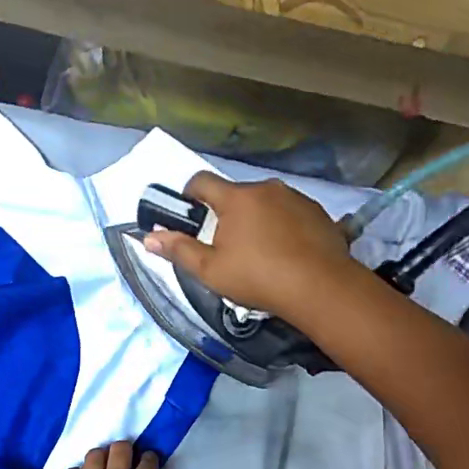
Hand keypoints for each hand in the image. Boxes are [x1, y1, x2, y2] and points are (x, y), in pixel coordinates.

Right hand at [142, 171, 363, 324]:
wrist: (319, 286)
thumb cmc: (257, 277)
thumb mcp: (210, 271)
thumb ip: (179, 250)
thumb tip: (149, 237)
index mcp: (235, 198)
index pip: (202, 181)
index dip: (189, 194)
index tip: (188, 212)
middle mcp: (266, 188)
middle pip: (236, 195)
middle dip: (226, 214)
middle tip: (225, 247)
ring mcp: (296, 197)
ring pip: (266, 203)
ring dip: (257, 220)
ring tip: (259, 253)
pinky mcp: (318, 212)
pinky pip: (291, 214)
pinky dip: (283, 228)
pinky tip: (286, 254)